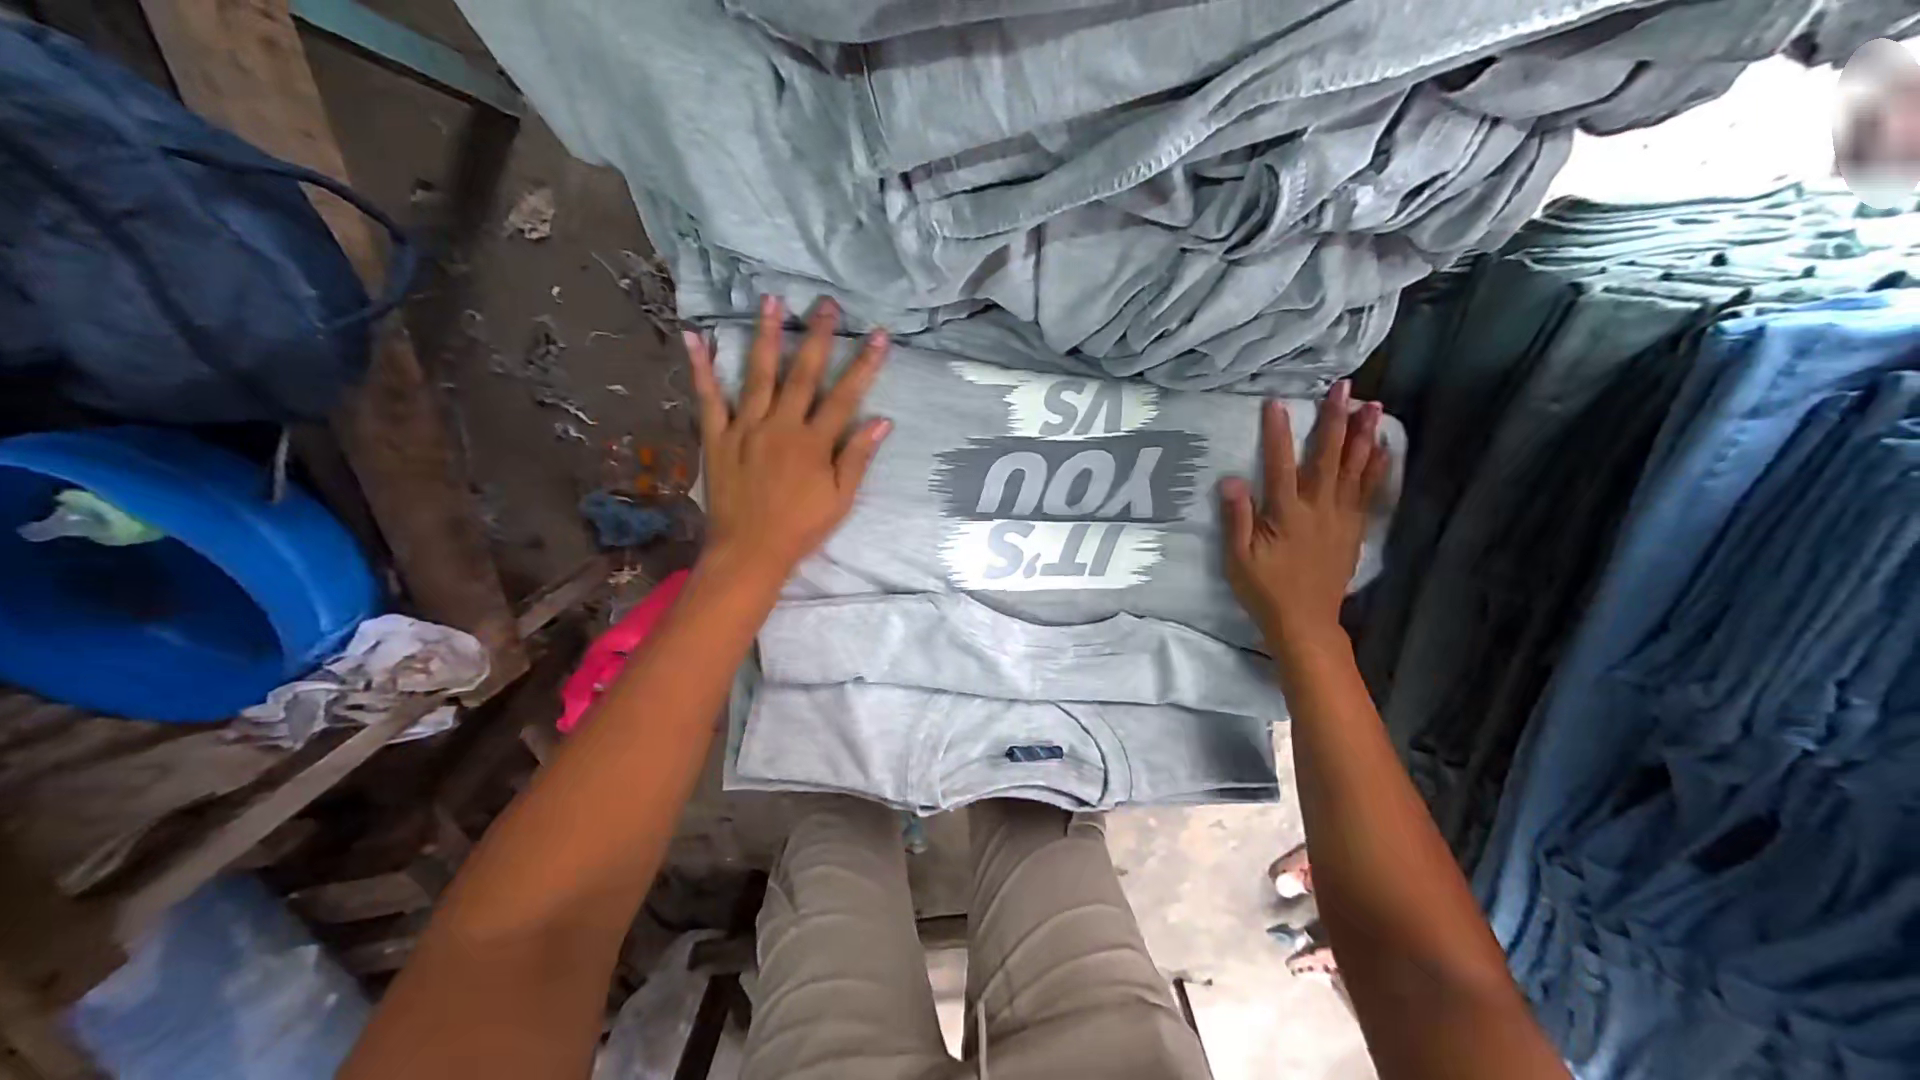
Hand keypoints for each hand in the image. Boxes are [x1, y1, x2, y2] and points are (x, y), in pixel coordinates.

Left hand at [685, 295, 890, 581]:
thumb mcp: (840, 499)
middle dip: (817, 336)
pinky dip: (701, 368)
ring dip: (765, 335)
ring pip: (757, 374)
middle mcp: (781, 426)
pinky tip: (695, 338)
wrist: (750, 551)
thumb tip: (882, 421)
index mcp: (814, 443)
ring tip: (771, 300)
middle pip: (802, 374)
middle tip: (825, 303)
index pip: (845, 395)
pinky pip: (708, 398)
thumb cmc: (800, 528)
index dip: (864, 364)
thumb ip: (858, 458)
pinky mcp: (717, 437)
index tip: (877, 335)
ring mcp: (745, 428)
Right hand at [1219, 380, 1389, 656]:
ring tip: (1374, 405)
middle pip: (1328, 457)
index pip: (1280, 465)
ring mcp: (1341, 518)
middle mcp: (1318, 509)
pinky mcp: (1354, 529)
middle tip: (1344, 389)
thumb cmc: (1265, 591)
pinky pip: (1369, 491)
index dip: (1277, 432)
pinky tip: (1382, 447)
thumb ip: (1237, 518)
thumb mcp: (1238, 559)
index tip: (1277, 402)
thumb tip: (1231, 480)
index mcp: (1286, 515)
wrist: (1306, 622)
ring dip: (1363, 435)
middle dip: (1335, 420)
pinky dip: (1377, 467)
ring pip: (1354, 469)